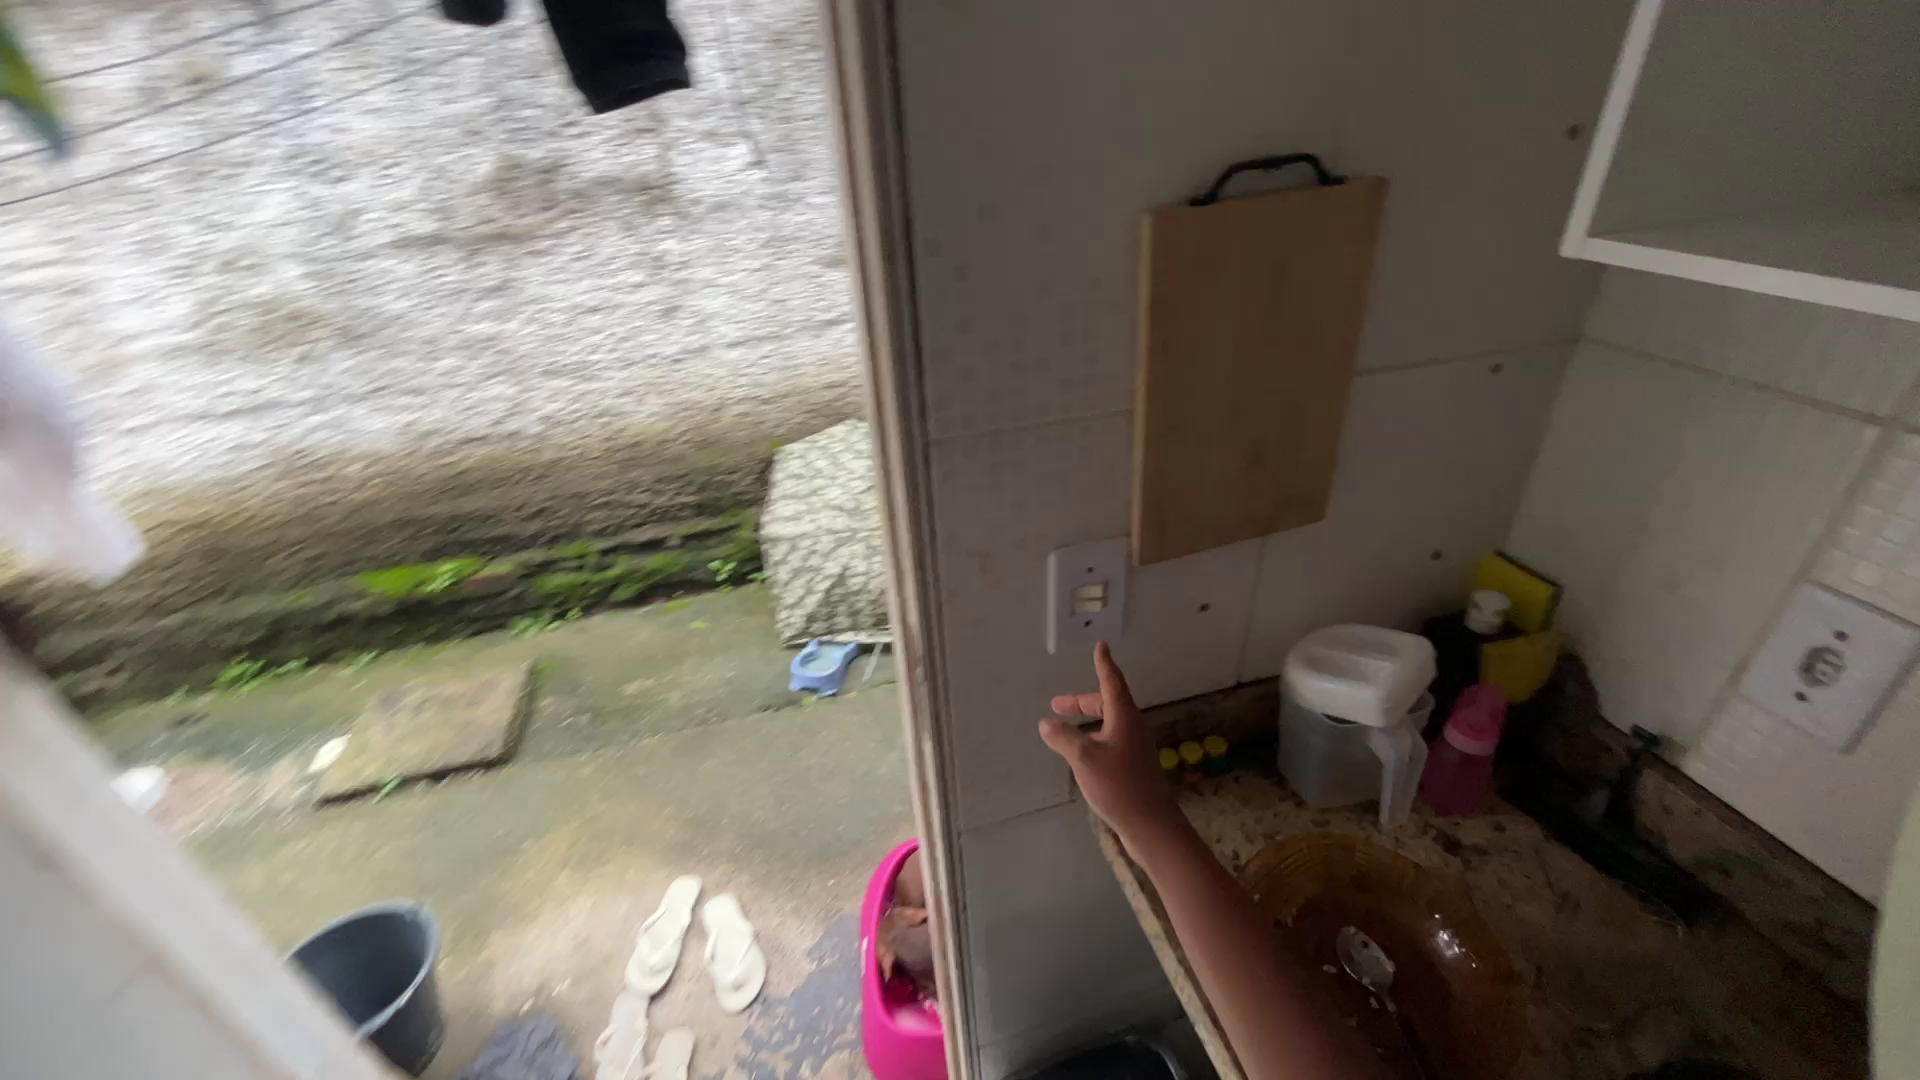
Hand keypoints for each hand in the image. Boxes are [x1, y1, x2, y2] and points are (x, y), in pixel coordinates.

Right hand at [1038, 642, 1181, 849]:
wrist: (1152, 826)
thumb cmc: (1119, 786)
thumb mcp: (1084, 758)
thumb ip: (1063, 738)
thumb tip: (1046, 723)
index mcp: (1124, 717)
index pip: (1112, 682)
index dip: (1103, 664)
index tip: (1101, 646)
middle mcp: (1132, 728)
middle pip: (1107, 704)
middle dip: (1082, 702)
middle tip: (1057, 705)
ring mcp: (1135, 748)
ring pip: (1108, 725)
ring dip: (1086, 723)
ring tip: (1063, 732)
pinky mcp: (1134, 767)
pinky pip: (1110, 743)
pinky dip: (1093, 740)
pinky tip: (1080, 757)